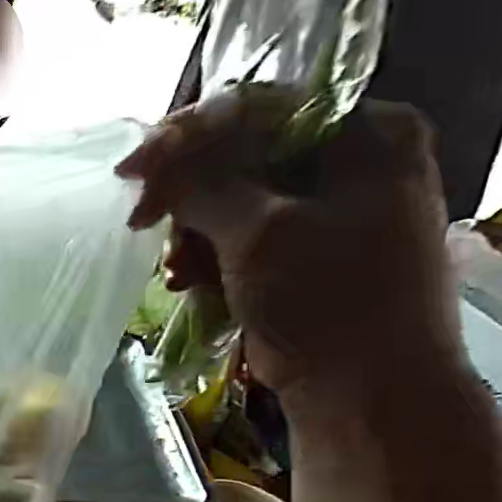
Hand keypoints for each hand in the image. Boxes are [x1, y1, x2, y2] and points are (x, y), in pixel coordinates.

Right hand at [118, 93, 458, 397]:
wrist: (368, 393)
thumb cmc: (329, 301)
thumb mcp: (262, 233)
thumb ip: (205, 188)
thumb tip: (157, 167)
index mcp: (366, 134)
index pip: (260, 109)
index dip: (188, 135)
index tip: (132, 170)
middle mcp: (350, 164)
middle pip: (242, 156)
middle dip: (187, 194)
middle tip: (141, 222)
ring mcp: (326, 214)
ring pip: (233, 203)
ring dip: (191, 234)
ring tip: (173, 270)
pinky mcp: (302, 258)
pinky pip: (239, 240)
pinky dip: (207, 259)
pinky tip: (185, 283)